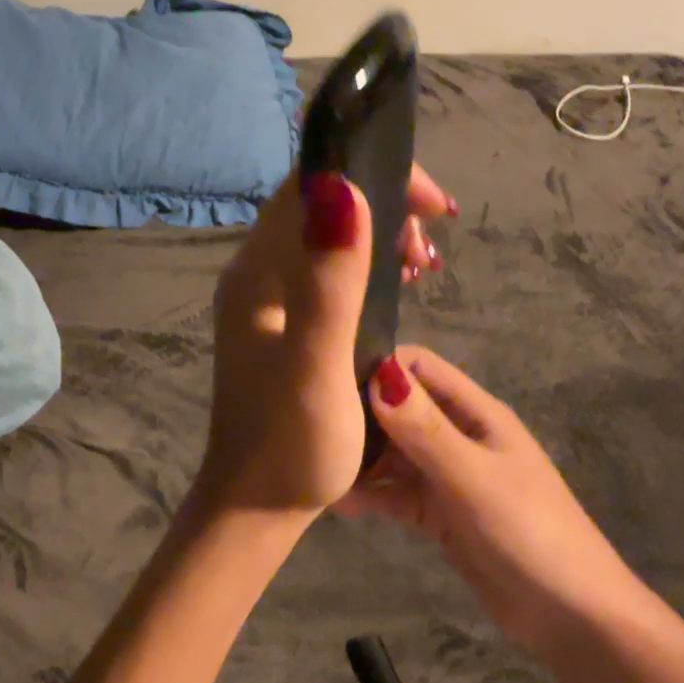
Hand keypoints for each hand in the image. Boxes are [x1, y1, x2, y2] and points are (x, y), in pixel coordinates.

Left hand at [197, 166, 454, 518]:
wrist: (257, 506)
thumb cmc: (292, 445)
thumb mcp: (317, 364)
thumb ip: (330, 281)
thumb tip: (342, 187)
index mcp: (256, 276)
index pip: (308, 187)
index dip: (370, 176)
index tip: (431, 206)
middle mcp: (253, 278)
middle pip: (317, 208)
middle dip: (382, 207)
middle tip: (431, 249)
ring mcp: (263, 305)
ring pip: (323, 240)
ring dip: (377, 238)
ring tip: (424, 268)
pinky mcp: (279, 329)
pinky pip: (324, 273)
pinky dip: (364, 268)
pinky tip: (397, 291)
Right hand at [338, 346, 647, 642]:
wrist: (568, 613)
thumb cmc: (528, 531)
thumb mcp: (473, 477)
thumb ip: (425, 430)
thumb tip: (377, 376)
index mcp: (476, 415)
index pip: (420, 368)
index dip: (378, 367)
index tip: (330, 384)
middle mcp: (457, 437)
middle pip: (398, 409)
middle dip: (359, 414)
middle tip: (312, 431)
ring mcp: (446, 478)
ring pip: (392, 454)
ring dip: (359, 458)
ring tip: (314, 467)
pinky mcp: (437, 515)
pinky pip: (394, 495)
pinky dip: (368, 496)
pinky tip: (333, 502)